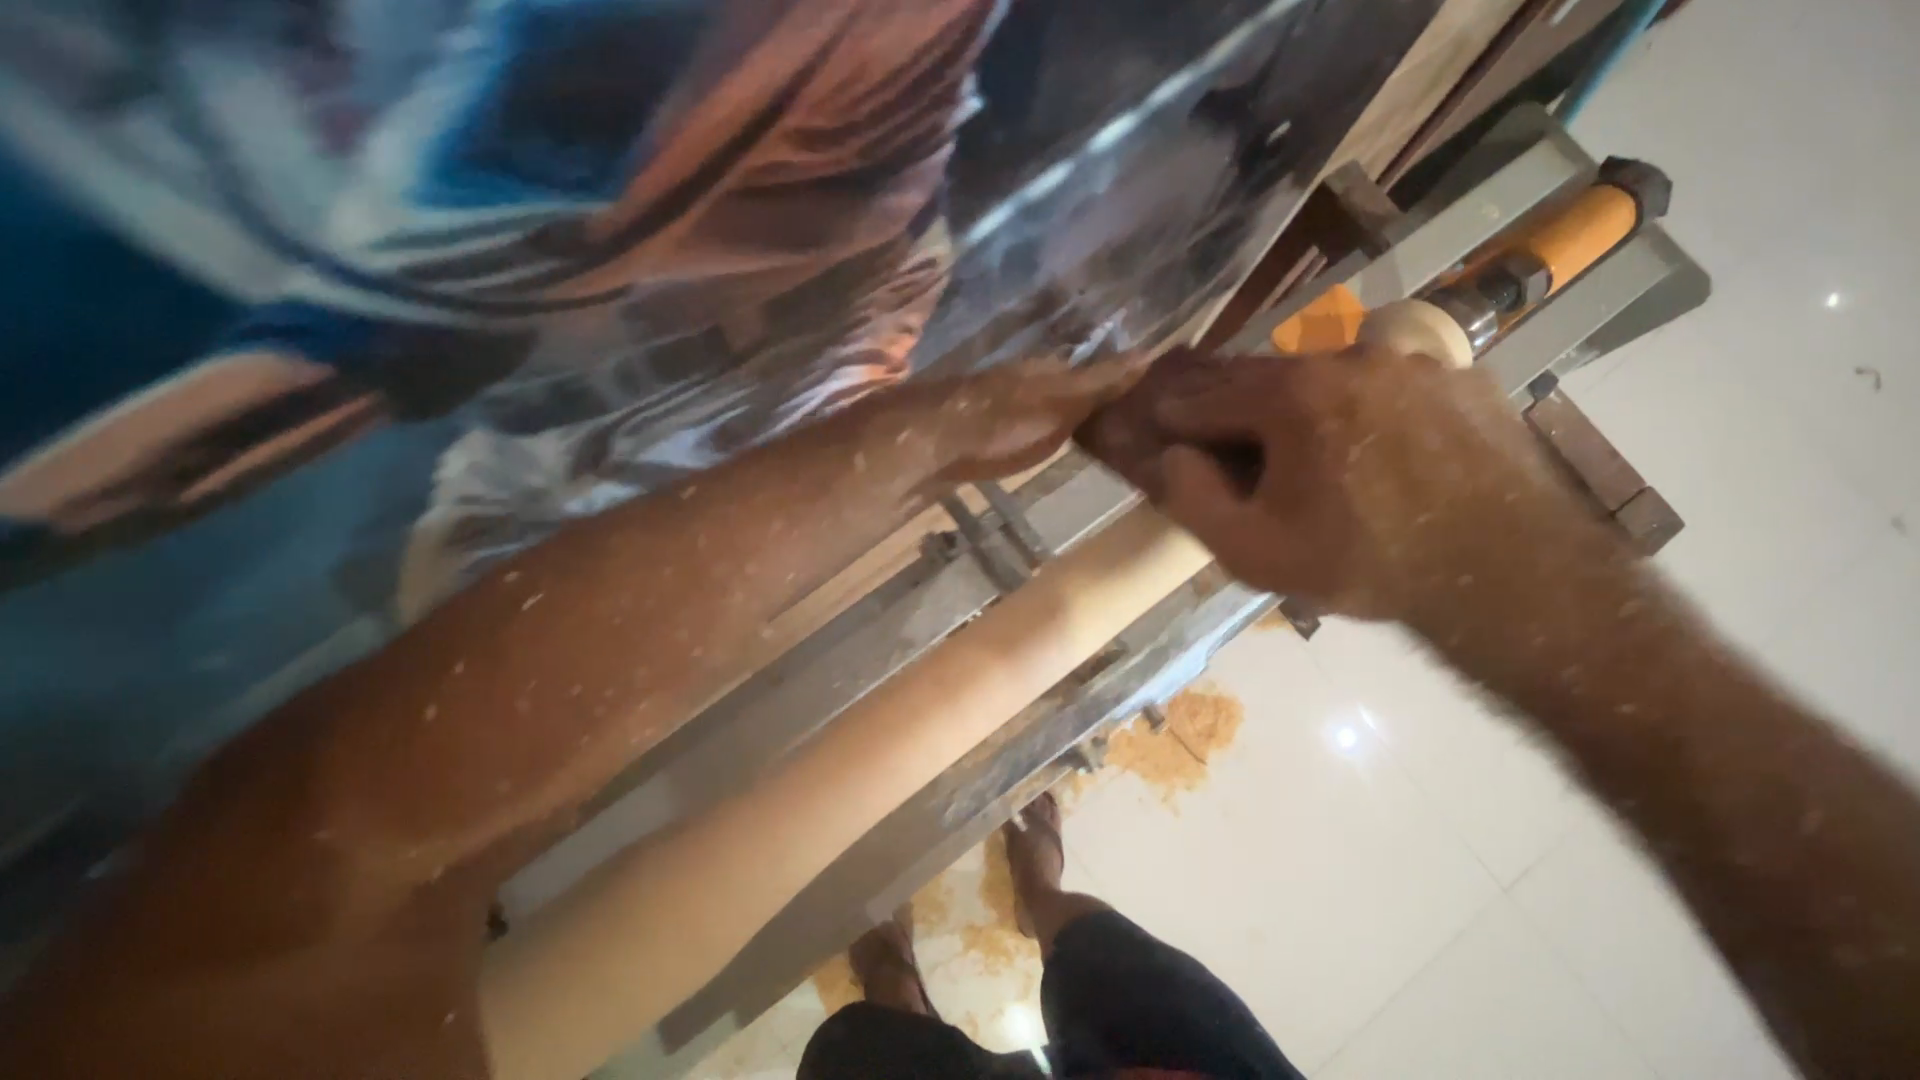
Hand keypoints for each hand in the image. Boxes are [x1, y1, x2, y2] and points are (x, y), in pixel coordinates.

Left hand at [873, 358, 1149, 488]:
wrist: (927, 445)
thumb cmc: (1000, 425)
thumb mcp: (1060, 404)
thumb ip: (1100, 383)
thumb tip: (1150, 352)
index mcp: (1045, 367)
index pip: (1093, 364)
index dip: (1119, 375)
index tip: (1149, 390)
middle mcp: (1021, 376)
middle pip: (1065, 381)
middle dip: (1091, 393)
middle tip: (1126, 416)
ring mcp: (995, 400)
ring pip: (1041, 400)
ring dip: (1064, 410)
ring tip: (1094, 430)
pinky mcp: (976, 427)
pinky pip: (1019, 421)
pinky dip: (1037, 428)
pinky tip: (1042, 441)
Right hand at [1078, 346, 1611, 622]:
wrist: (1508, 577)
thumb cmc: (1365, 566)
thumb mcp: (1254, 552)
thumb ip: (1191, 498)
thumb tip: (1167, 454)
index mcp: (1292, 394)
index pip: (1202, 396)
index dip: (1172, 419)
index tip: (1156, 432)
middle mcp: (1350, 357)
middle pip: (1265, 380)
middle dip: (1234, 411)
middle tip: (1222, 443)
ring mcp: (1414, 361)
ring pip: (1329, 379)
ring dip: (1301, 409)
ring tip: (1305, 454)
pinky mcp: (1462, 379)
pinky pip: (1389, 387)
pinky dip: (1365, 411)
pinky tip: (1374, 454)